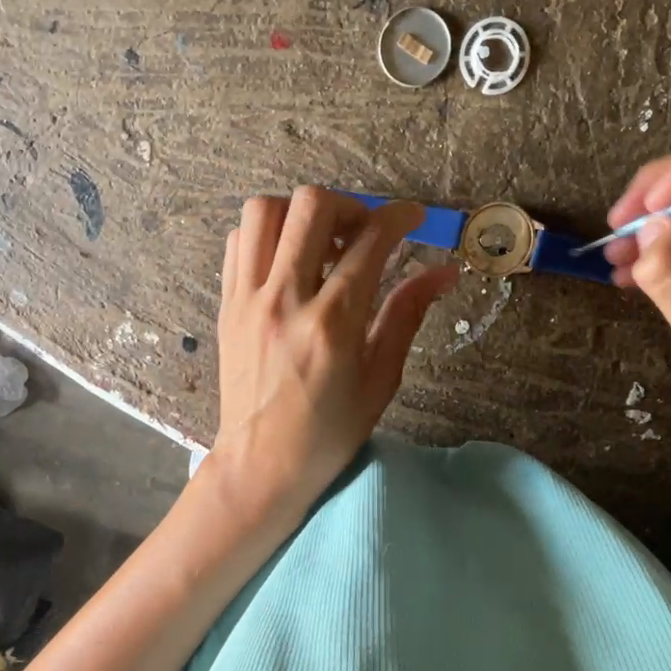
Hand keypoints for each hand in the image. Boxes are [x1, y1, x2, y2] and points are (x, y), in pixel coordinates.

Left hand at [210, 187, 459, 509]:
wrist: (260, 465)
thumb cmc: (327, 433)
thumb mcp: (379, 380)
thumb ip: (407, 316)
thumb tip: (444, 271)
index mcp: (332, 325)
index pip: (369, 242)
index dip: (399, 217)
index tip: (412, 219)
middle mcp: (285, 301)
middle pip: (312, 206)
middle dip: (349, 205)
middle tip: (364, 233)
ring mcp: (248, 300)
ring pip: (265, 211)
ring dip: (300, 212)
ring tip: (321, 242)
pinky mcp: (227, 306)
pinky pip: (239, 242)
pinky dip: (266, 235)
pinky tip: (288, 261)